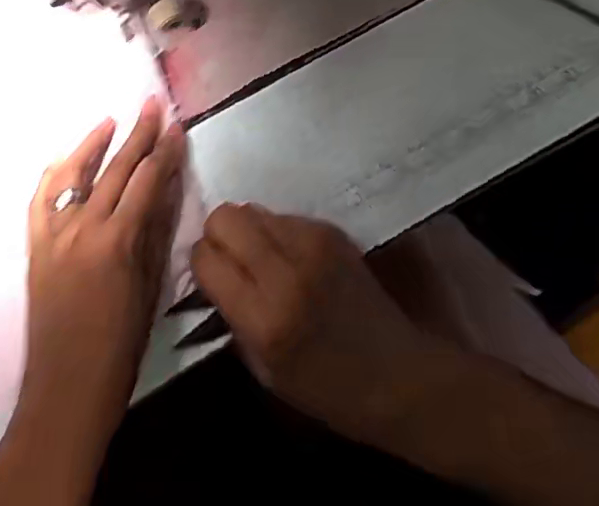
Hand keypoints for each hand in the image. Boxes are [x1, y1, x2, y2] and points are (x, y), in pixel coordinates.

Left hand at [0, 99, 186, 505]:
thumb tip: (169, 188)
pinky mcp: (35, 247)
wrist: (66, 388)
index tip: (177, 126)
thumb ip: (157, 231)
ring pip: (75, 176)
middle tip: (152, 106)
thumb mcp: (150, 286)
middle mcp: (82, 228)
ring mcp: (53, 235)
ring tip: (112, 120)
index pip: (147, 181)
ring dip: (95, 145)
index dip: (165, 151)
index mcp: (117, 240)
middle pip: (116, 169)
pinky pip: (42, 200)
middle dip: (138, 135)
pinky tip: (67, 159)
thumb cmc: (120, 345)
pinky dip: (55, 175)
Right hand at [190, 203, 452, 444]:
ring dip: (248, 231)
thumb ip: (231, 317)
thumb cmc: (326, 388)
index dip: (201, 265)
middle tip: (230, 261)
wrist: (397, 374)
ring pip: (253, 208)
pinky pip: (284, 215)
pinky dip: (276, 231)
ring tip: (261, 260)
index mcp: (264, 318)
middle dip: (218, 236)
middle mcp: (286, 272)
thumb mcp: (264, 370)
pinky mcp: (332, 231)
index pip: (206, 258)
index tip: (209, 279)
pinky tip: (290, 259)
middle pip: (225, 217)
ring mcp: (313, 244)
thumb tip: (209, 278)